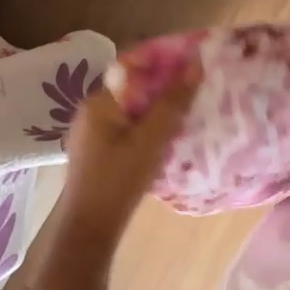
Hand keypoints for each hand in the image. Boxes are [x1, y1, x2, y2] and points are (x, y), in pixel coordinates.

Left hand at [57, 59, 198, 232]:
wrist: (90, 227)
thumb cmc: (119, 179)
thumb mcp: (152, 139)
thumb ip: (172, 102)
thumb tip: (195, 64)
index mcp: (99, 102)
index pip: (134, 67)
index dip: (165, 62)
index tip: (194, 62)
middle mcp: (91, 111)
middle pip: (135, 88)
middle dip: (166, 86)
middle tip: (199, 89)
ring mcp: (93, 132)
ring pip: (134, 109)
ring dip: (160, 108)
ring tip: (190, 111)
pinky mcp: (98, 150)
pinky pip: (129, 126)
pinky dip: (149, 125)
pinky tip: (169, 136)